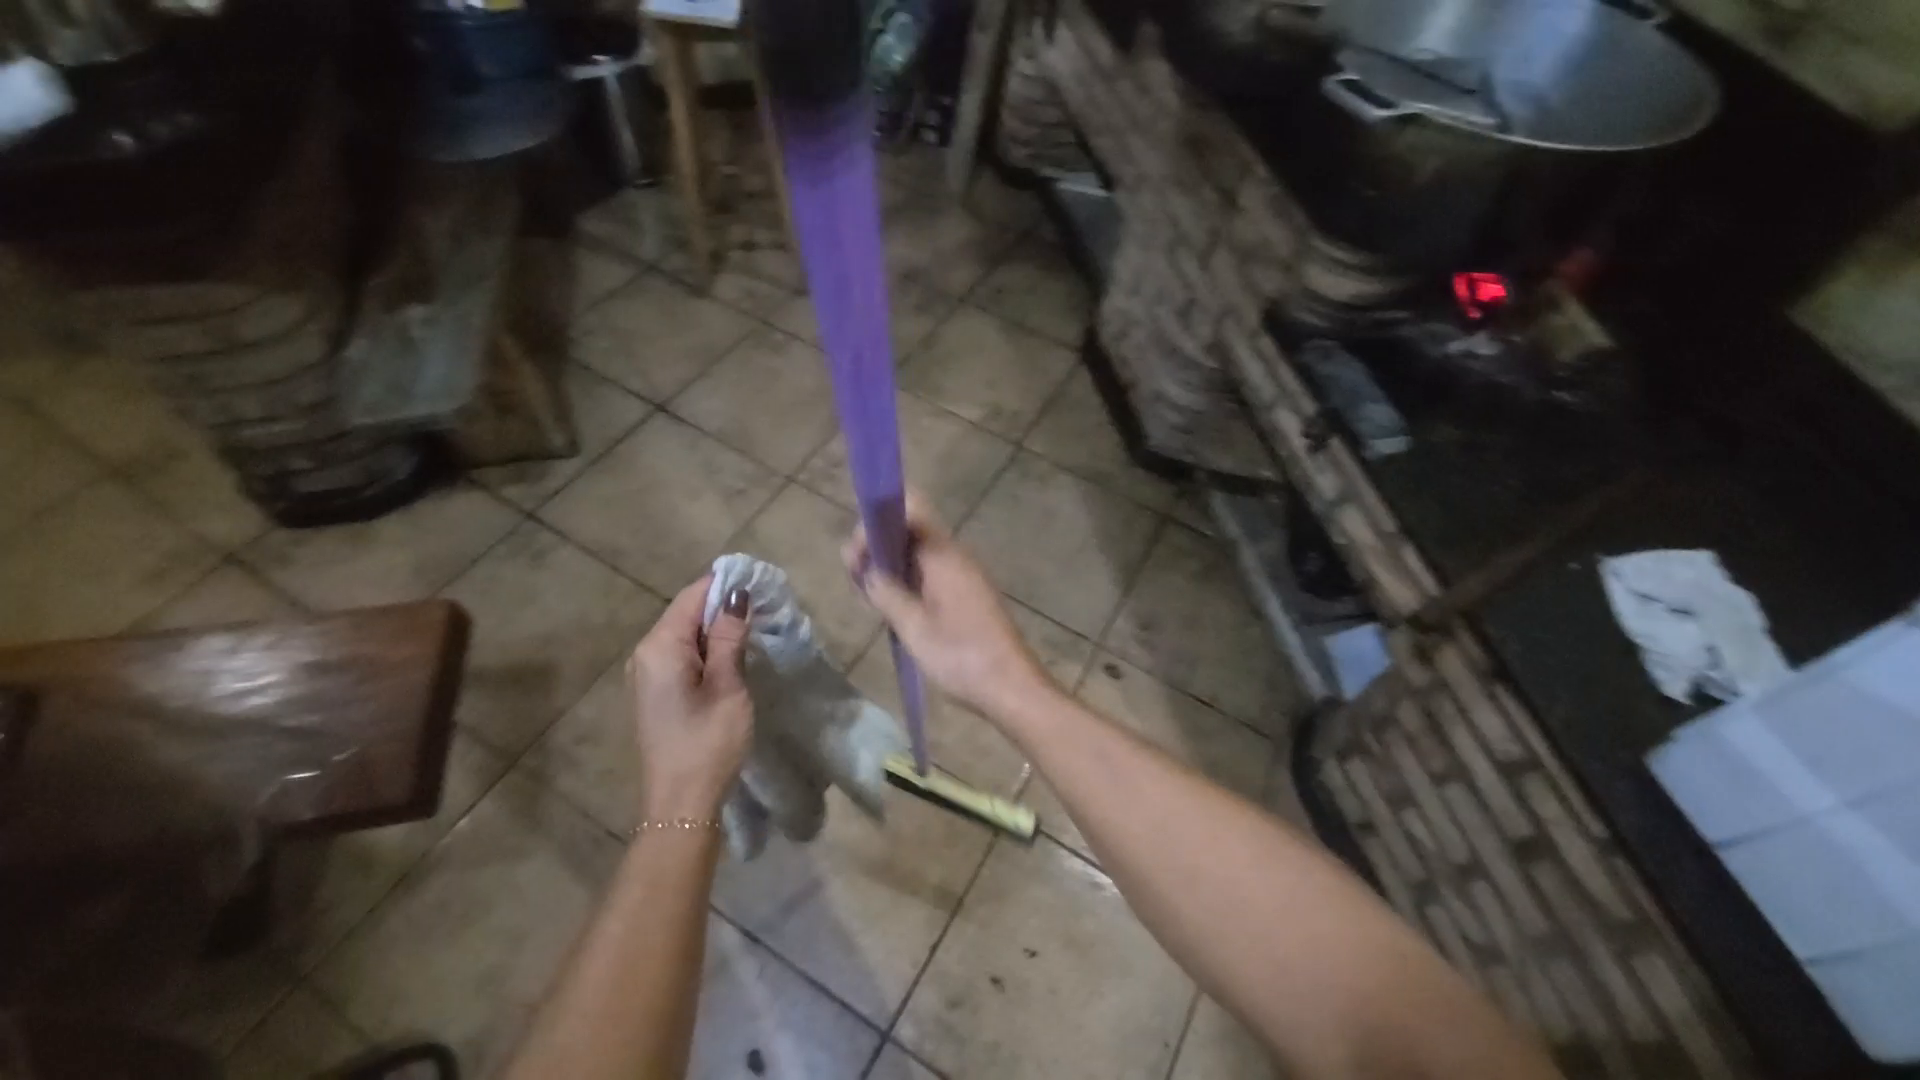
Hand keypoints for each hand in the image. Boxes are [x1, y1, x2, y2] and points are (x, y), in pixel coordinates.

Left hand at [627, 577, 753, 822]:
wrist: (681, 804)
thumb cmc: (708, 744)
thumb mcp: (727, 687)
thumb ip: (728, 638)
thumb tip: (736, 595)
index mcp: (659, 647)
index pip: (692, 596)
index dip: (725, 584)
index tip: (762, 582)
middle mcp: (645, 653)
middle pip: (686, 613)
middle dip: (722, 606)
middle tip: (766, 606)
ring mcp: (647, 675)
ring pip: (685, 635)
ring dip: (717, 629)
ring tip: (756, 627)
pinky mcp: (656, 693)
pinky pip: (681, 656)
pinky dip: (707, 650)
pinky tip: (732, 656)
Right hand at [843, 494, 1054, 719]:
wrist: (1011, 688)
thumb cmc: (961, 657)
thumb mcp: (913, 627)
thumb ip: (886, 592)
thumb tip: (867, 569)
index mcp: (943, 554)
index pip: (908, 508)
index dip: (876, 521)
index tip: (856, 556)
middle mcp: (954, 556)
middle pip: (908, 531)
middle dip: (876, 548)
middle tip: (856, 583)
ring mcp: (961, 576)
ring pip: (916, 556)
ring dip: (889, 569)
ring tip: (868, 600)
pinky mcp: (964, 595)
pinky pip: (928, 575)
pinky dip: (906, 584)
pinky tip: (890, 611)